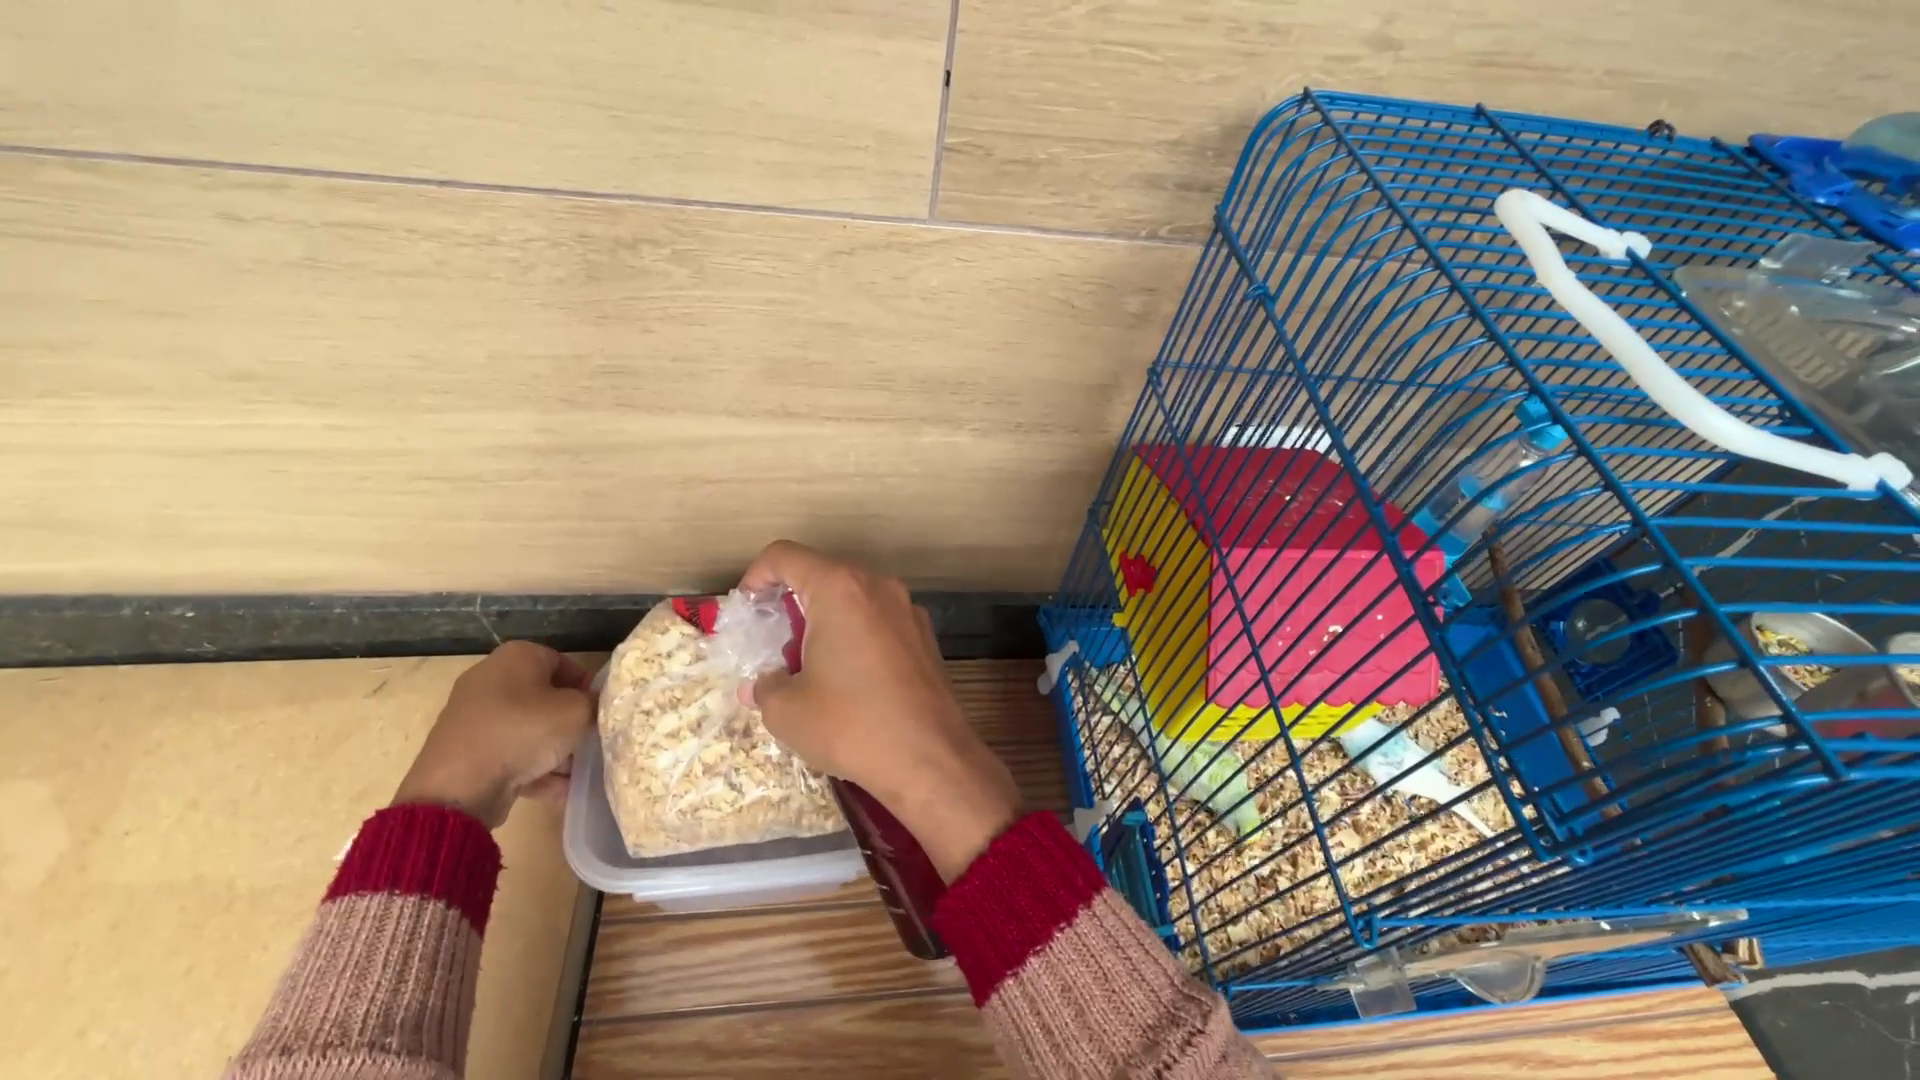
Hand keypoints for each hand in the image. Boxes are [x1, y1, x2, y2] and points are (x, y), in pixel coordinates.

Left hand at [393, 641, 595, 827]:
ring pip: (528, 729)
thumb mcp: (577, 712)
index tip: (598, 713)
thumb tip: (590, 706)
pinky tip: (556, 790)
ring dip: (554, 750)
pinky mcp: (465, 749)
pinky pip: (509, 752)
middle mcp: (490, 679)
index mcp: (516, 657)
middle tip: (588, 743)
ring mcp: (474, 716)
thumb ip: (593, 703)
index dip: (587, 687)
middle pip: (545, 698)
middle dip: (569, 723)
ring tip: (575, 774)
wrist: (459, 787)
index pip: (564, 663)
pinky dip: (531, 768)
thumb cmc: (523, 732)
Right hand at [741, 541, 1021, 880]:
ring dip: (823, 622)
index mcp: (840, 588)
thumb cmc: (852, 725)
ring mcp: (907, 609)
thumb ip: (764, 685)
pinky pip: (877, 621)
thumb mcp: (787, 710)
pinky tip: (847, 680)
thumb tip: (762, 684)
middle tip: (773, 647)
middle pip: (821, 574)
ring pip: (852, 598)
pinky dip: (854, 636)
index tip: (746, 614)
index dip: (755, 578)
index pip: (784, 556)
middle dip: (790, 604)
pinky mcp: (925, 636)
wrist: (930, 759)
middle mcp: (878, 586)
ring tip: (807, 668)